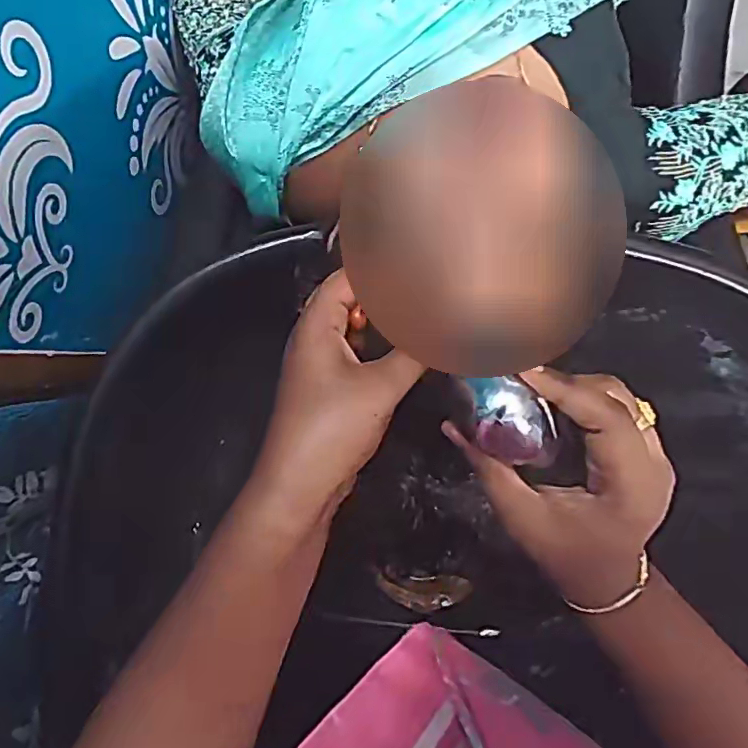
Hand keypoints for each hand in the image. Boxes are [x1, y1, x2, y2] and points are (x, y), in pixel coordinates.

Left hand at [250, 270, 425, 520]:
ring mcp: (318, 363)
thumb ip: (415, 354)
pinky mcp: (328, 387)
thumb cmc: (331, 428)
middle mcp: (312, 338)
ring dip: (380, 321)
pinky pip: (354, 353)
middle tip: (423, 287)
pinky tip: (404, 350)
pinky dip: (376, 346)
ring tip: (420, 312)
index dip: (377, 268)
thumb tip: (448, 329)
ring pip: (351, 328)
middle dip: (383, 293)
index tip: (414, 263)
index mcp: (315, 326)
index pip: (344, 278)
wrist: (299, 484)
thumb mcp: (380, 387)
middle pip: (347, 300)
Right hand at [444, 368, 672, 607]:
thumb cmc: (566, 554)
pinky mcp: (648, 450)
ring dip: (577, 386)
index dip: (564, 388)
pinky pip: (620, 407)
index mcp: (631, 484)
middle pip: (616, 398)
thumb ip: (490, 469)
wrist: (608, 580)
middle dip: (567, 382)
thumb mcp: (521, 516)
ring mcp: (657, 455)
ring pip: (621, 396)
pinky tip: (557, 402)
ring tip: (536, 388)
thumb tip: (454, 426)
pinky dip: (587, 397)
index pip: (606, 417)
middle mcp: (654, 463)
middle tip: (521, 379)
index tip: (521, 371)